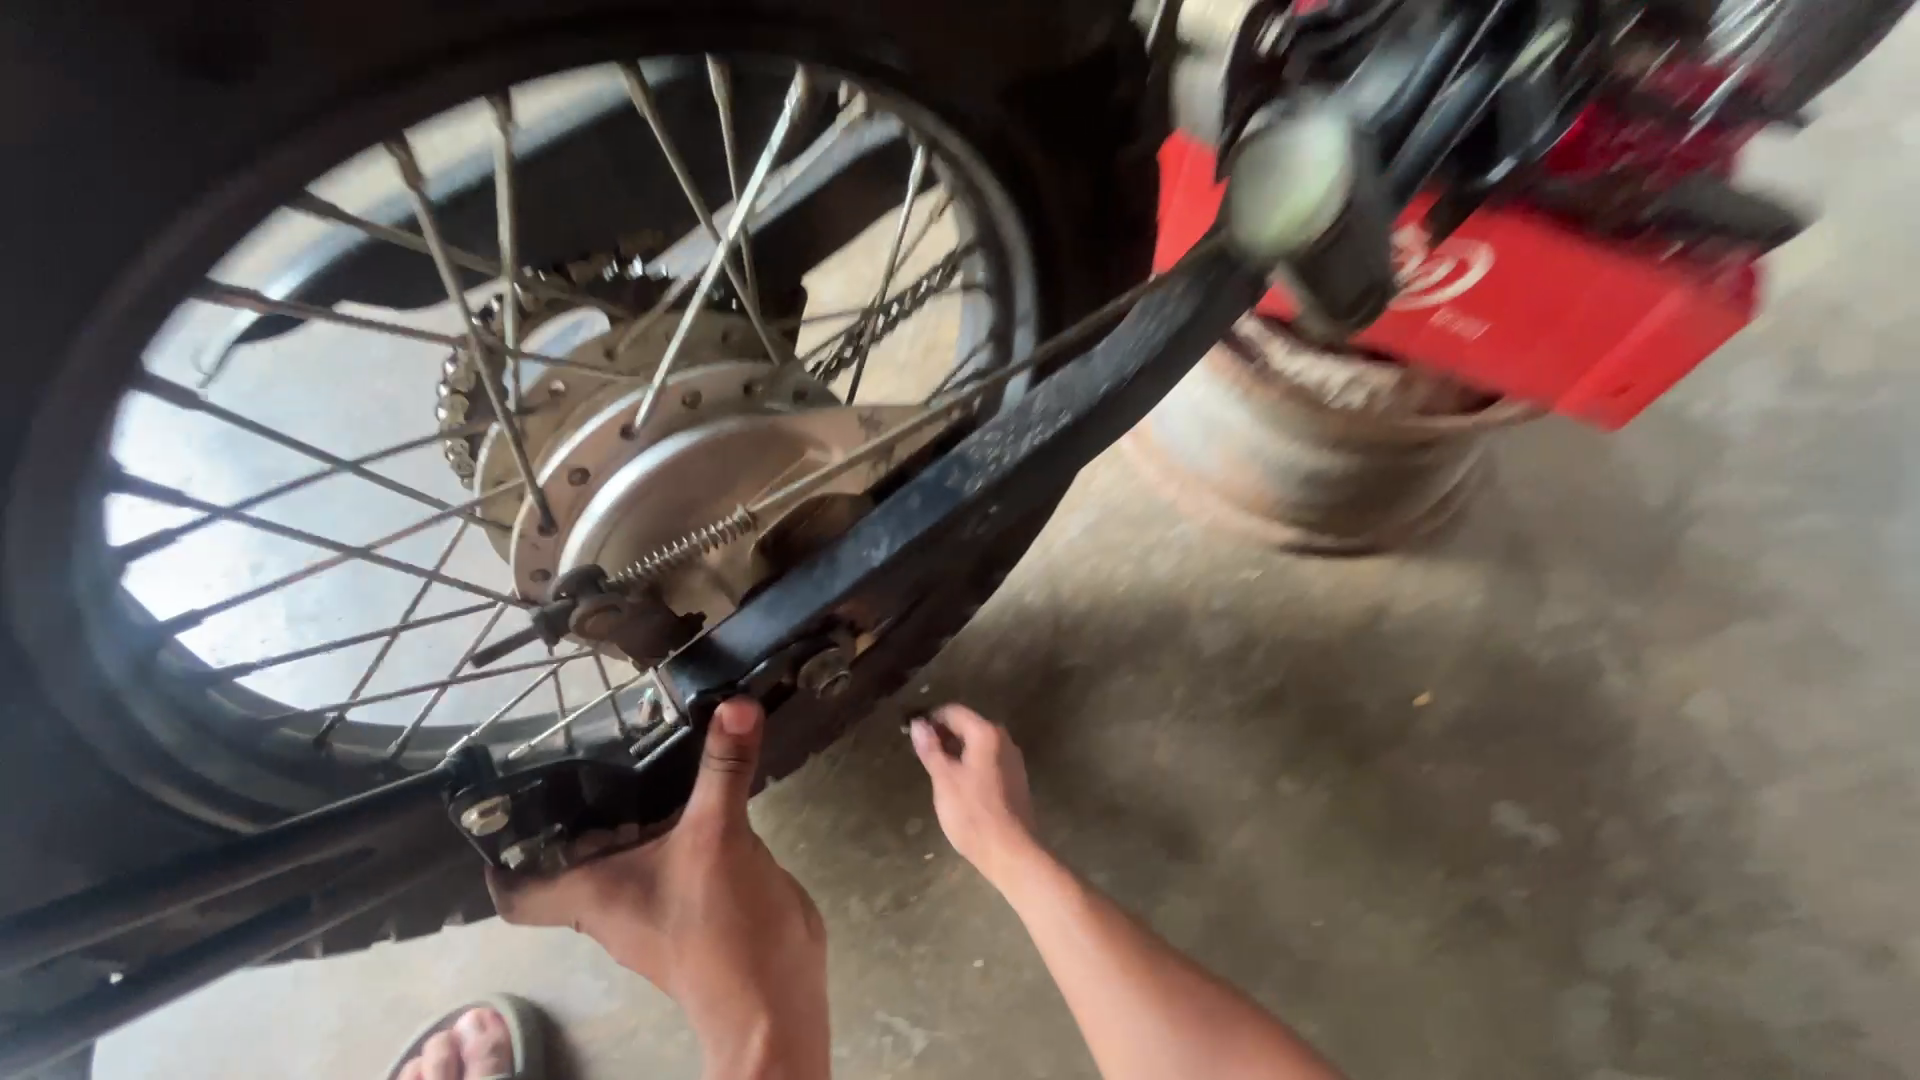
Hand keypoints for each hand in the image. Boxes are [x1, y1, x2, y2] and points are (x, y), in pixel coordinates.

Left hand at [489, 699, 828, 1078]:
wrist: (773, 1000)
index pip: (518, 887)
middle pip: (577, 851)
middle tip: (589, 738)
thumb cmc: (719, 931)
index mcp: (593, 894)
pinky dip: (681, 814)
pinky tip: (701, 778)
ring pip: (632, 844)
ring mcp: (662, 896)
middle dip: (581, 800)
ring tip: (643, 742)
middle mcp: (616, 898)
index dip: (502, 853)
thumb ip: (724, 770)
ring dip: (634, 804)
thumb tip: (734, 703)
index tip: (504, 801)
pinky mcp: (702, 892)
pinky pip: (678, 845)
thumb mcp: (718, 839)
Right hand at [909, 704, 1040, 884]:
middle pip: (968, 726)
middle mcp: (1004, 740)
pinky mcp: (1016, 779)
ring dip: (956, 750)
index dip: (931, 719)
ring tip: (937, 770)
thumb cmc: (973, 813)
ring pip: (979, 744)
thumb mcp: (944, 779)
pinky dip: (971, 763)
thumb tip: (918, 724)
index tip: (913, 735)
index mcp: (987, 734)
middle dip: (944, 735)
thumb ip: (931, 748)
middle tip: (922, 754)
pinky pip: (988, 760)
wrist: (1011, 852)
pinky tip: (959, 784)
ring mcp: (1013, 760)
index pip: (954, 712)